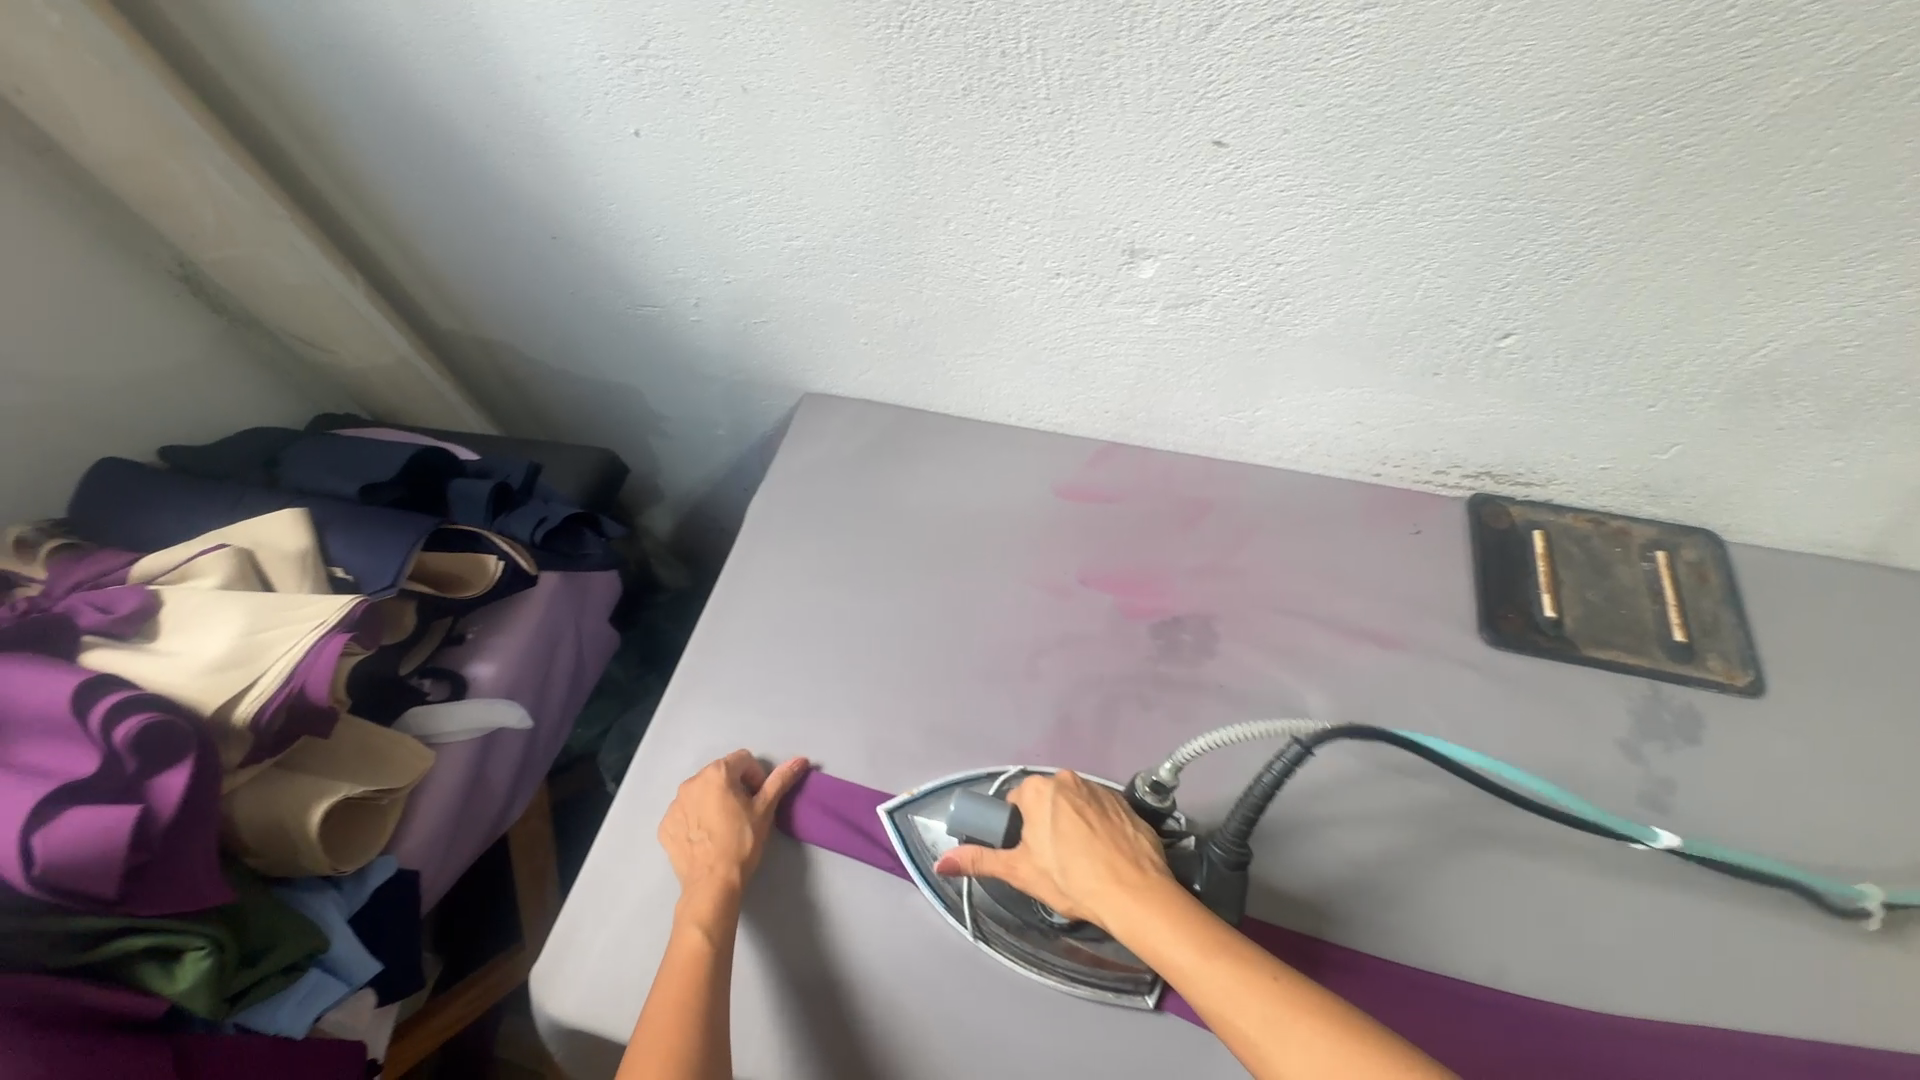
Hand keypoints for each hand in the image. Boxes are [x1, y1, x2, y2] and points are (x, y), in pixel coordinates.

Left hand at [658, 750, 809, 909]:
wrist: (712, 884)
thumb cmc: (742, 842)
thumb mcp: (765, 809)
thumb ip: (780, 780)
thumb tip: (800, 760)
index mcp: (716, 773)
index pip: (743, 760)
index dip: (756, 776)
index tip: (758, 799)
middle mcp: (691, 783)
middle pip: (719, 774)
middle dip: (734, 787)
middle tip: (744, 812)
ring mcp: (674, 805)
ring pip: (700, 793)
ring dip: (713, 801)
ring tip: (724, 826)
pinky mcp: (665, 826)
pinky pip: (684, 813)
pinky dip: (696, 819)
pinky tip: (707, 838)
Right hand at [933, 770, 1173, 927]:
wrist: (1134, 892)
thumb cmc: (1070, 879)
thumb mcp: (1019, 871)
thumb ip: (979, 861)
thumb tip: (940, 862)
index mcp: (1038, 790)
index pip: (1016, 802)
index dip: (1018, 828)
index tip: (1027, 852)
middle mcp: (1068, 779)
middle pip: (1046, 801)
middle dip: (1045, 825)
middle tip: (1052, 861)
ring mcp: (1100, 789)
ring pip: (1075, 806)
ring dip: (1072, 825)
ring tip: (1081, 861)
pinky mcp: (1126, 803)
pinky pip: (1101, 812)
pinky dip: (1098, 828)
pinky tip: (1103, 855)